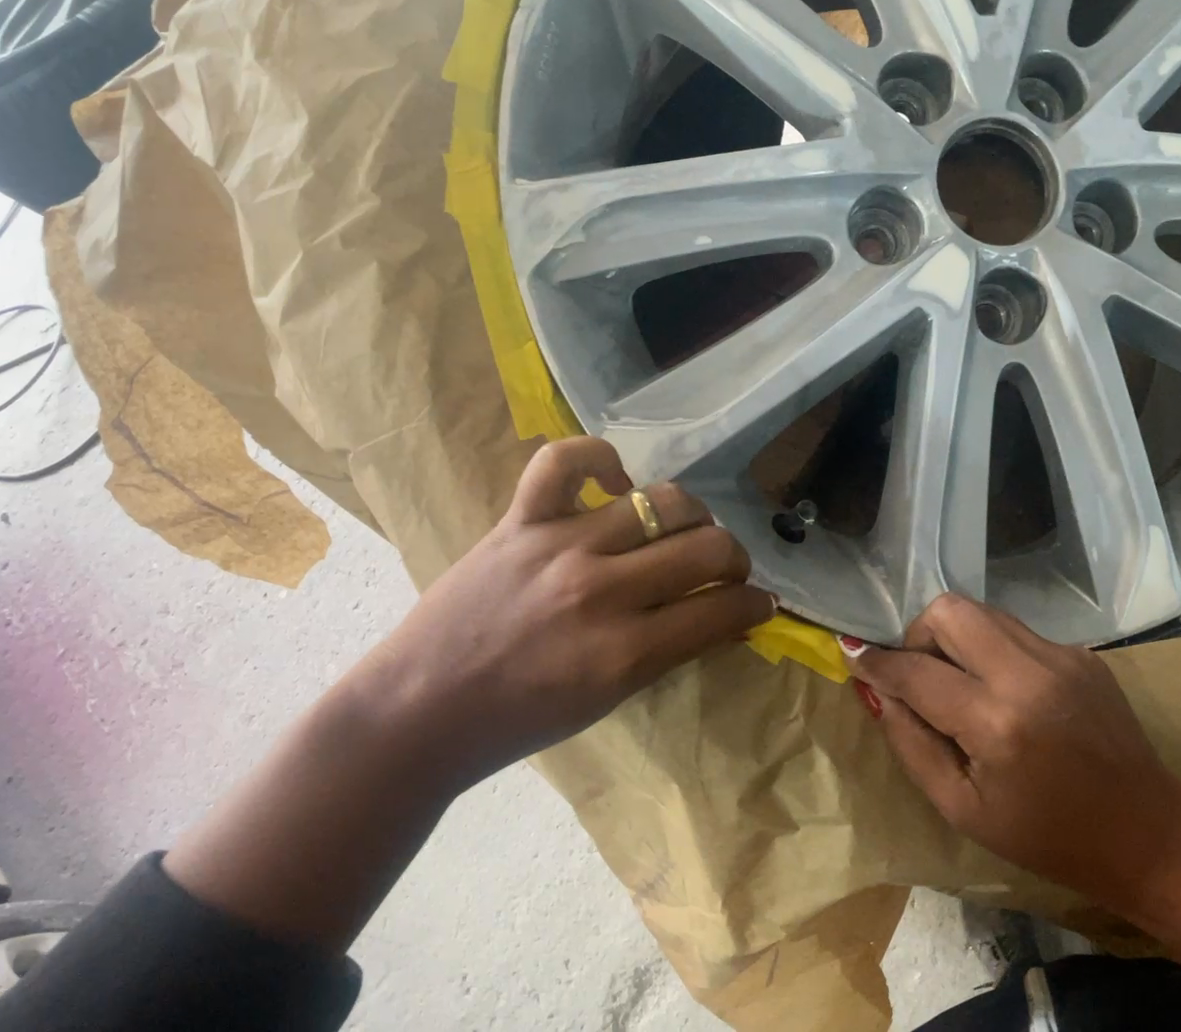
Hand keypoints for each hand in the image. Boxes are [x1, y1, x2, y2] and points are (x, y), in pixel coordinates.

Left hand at [364, 437, 776, 788]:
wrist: (421, 710)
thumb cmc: (519, 721)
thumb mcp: (609, 700)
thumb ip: (669, 652)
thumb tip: (723, 615)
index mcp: (626, 653)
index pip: (723, 610)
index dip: (756, 605)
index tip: (759, 604)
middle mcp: (601, 592)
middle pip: (707, 547)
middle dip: (734, 560)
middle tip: (725, 572)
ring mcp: (559, 547)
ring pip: (661, 502)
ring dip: (691, 516)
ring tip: (682, 530)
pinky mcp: (520, 521)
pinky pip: (566, 461)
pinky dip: (600, 459)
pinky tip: (616, 483)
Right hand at [842, 595, 1180, 913]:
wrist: (1146, 832)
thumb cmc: (1046, 836)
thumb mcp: (961, 808)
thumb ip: (911, 743)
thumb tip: (877, 691)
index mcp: (996, 722)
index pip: (916, 670)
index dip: (877, 662)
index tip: (853, 655)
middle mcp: (1029, 673)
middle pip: (950, 611)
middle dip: (919, 636)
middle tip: (919, 676)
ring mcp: (1062, 655)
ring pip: (984, 612)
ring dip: (955, 638)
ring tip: (959, 684)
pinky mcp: (1082, 653)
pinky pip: (1017, 632)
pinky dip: (993, 651)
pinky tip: (1004, 693)